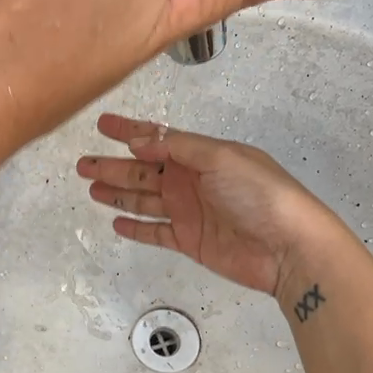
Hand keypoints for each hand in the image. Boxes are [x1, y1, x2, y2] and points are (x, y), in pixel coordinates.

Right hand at [76, 113, 347, 295]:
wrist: (289, 247)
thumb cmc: (260, 194)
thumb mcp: (220, 158)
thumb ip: (177, 147)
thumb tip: (138, 141)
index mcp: (202, 156)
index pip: (158, 139)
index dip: (129, 131)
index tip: (102, 125)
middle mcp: (192, 180)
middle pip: (143, 171)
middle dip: (113, 165)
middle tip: (83, 164)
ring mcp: (189, 211)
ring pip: (144, 199)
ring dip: (118, 192)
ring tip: (91, 188)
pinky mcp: (189, 240)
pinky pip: (154, 231)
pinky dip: (136, 226)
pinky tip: (116, 221)